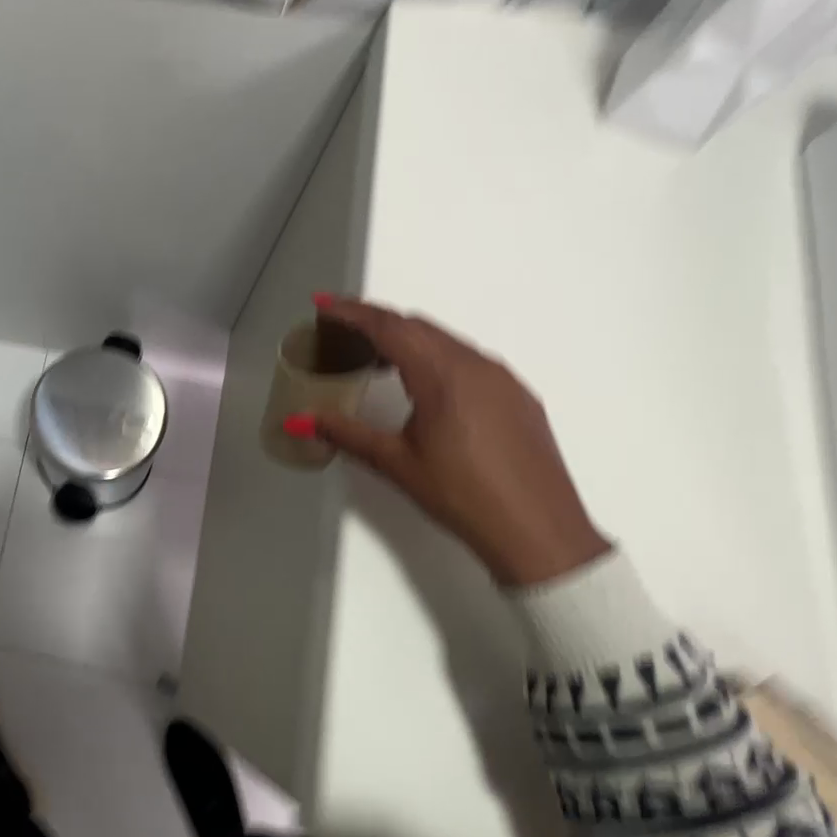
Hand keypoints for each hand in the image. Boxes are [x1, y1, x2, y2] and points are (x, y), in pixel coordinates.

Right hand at [286, 297, 609, 587]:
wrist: (539, 531)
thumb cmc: (461, 495)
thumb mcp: (396, 463)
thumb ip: (345, 433)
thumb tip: (297, 420)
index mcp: (443, 375)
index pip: (390, 328)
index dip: (353, 312)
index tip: (322, 304)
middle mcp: (476, 364)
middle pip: (418, 327)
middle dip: (376, 322)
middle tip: (339, 332)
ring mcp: (502, 379)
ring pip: (445, 341)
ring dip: (407, 340)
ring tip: (373, 359)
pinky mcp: (517, 396)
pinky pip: (468, 360)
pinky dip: (435, 358)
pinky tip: (421, 387)